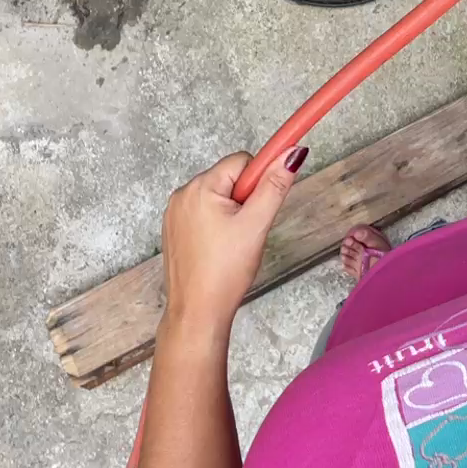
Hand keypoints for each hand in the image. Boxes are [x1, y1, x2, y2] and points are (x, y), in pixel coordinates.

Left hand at [158, 147, 307, 342]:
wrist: (197, 313)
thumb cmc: (223, 273)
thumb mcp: (256, 225)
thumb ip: (275, 186)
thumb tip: (291, 154)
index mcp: (200, 188)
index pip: (242, 162)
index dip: (260, 180)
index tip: (269, 197)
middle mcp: (183, 194)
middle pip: (229, 178)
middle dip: (246, 198)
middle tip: (249, 229)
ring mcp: (176, 213)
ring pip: (219, 196)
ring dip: (233, 212)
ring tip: (235, 242)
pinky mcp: (175, 229)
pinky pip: (205, 212)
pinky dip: (218, 223)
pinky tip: (222, 247)